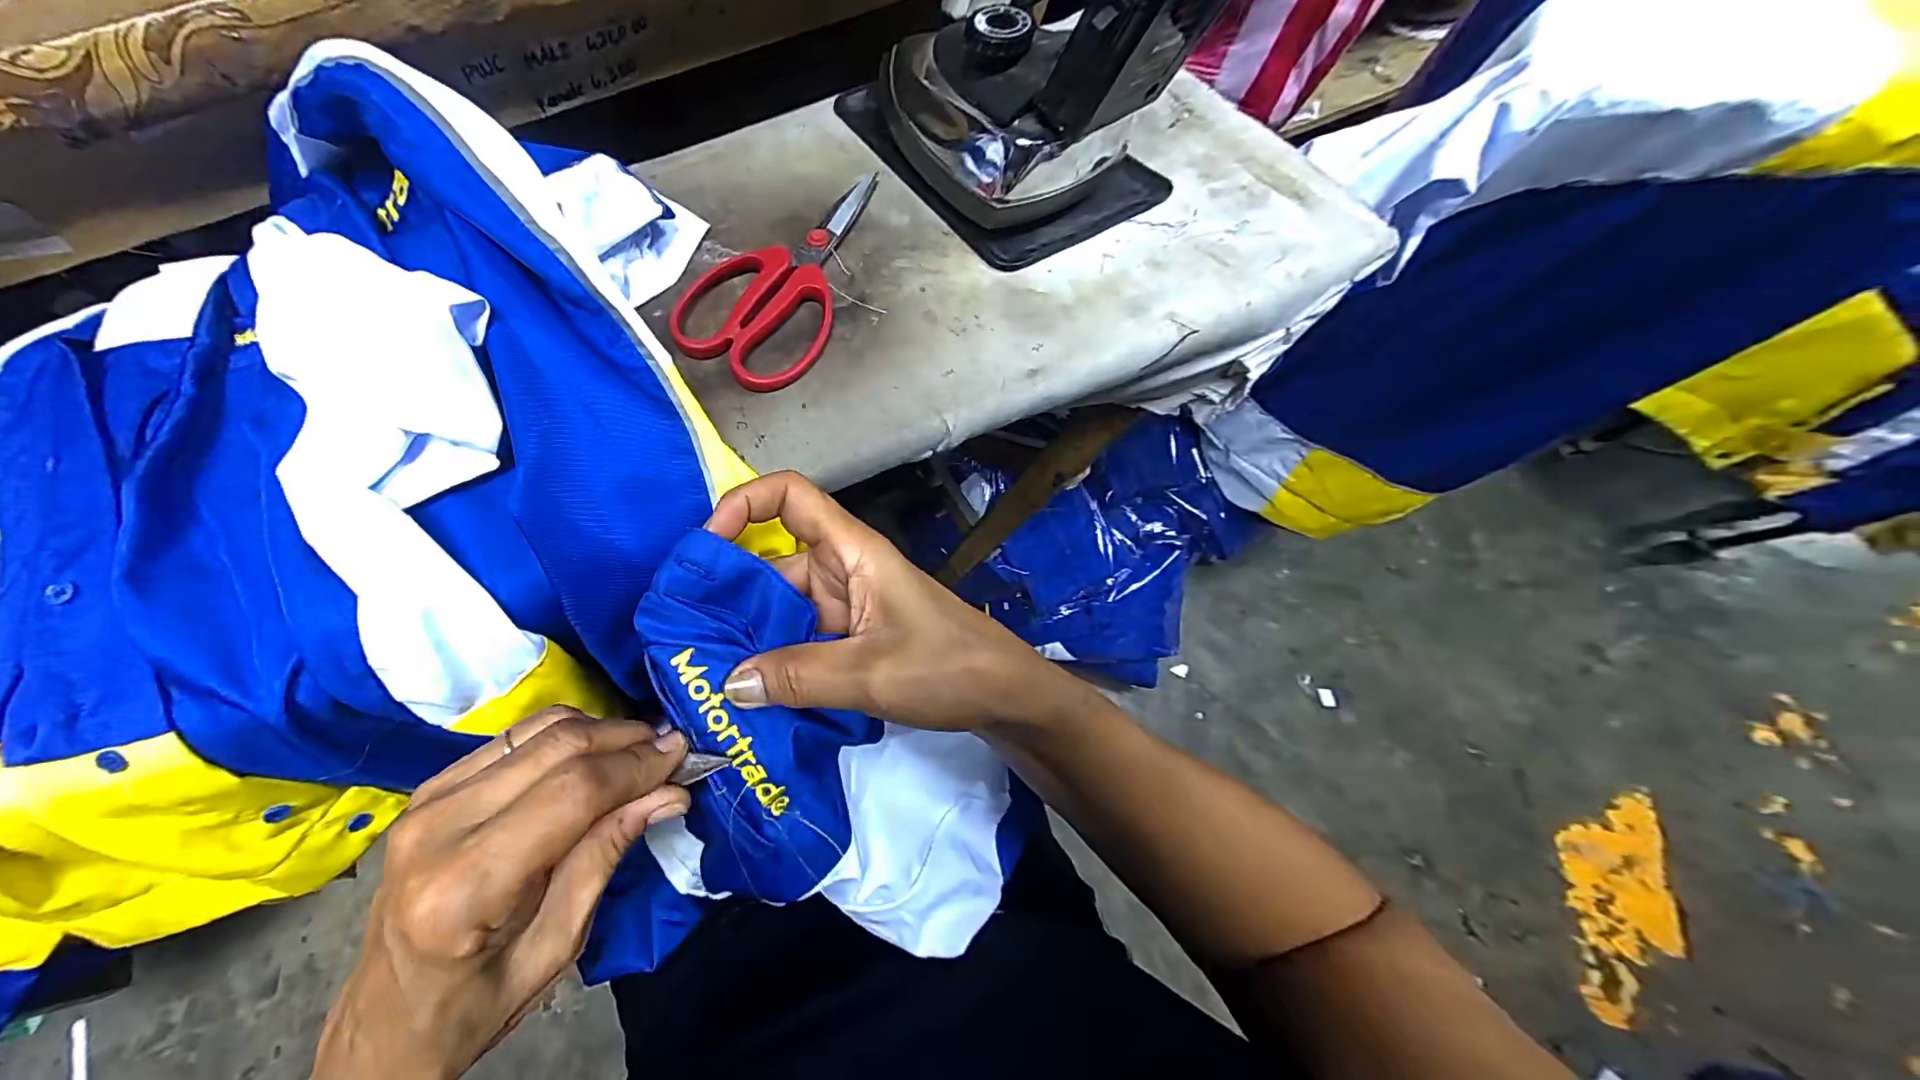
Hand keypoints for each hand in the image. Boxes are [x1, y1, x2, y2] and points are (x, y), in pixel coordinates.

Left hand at [312, 708, 690, 1079]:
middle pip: (558, 747)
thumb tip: (670, 794)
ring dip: (602, 731)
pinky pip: (518, 735)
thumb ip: (606, 857)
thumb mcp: (556, 946)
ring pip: (540, 729)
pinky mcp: (432, 788)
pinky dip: (568, 735)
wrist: (382, 1022)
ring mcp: (429, 801)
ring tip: (638, 754)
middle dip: (628, 740)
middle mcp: (437, 828)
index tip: (683, 757)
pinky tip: (594, 756)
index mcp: (463, 888)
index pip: (572, 793)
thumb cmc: (474, 1003)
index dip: (636, 766)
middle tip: (671, 751)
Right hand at [706, 471, 1092, 731]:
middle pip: (772, 561)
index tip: (704, 548)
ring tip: (701, 673)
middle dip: (727, 591)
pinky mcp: (852, 639)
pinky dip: (773, 659)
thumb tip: (726, 683)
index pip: (790, 496)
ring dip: (747, 634)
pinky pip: (799, 638)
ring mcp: (847, 606)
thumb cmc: (948, 667)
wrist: (1005, 695)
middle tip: (680, 635)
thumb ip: (798, 676)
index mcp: (853, 552)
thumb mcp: (870, 673)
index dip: (742, 504)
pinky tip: (746, 692)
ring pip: (781, 606)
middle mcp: (844, 570)